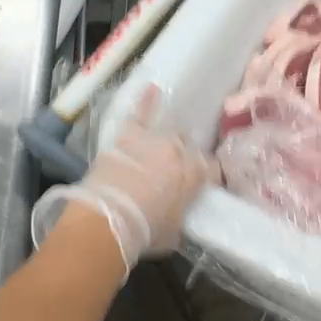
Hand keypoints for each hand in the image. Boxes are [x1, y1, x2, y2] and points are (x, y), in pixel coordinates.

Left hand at [32, 84, 213, 269]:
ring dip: (169, 136)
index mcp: (195, 176)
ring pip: (168, 130)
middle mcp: (180, 152)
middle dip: (184, 155)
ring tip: (167, 139)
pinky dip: (146, 101)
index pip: (212, 169)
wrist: (108, 220)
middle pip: (188, 146)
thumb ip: (180, 216)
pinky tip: (152, 88)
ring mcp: (154, 141)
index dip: (209, 175)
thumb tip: (178, 214)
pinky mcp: (128, 136)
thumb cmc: (145, 232)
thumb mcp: (174, 231)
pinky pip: (140, 113)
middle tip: (176, 168)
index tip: (204, 182)